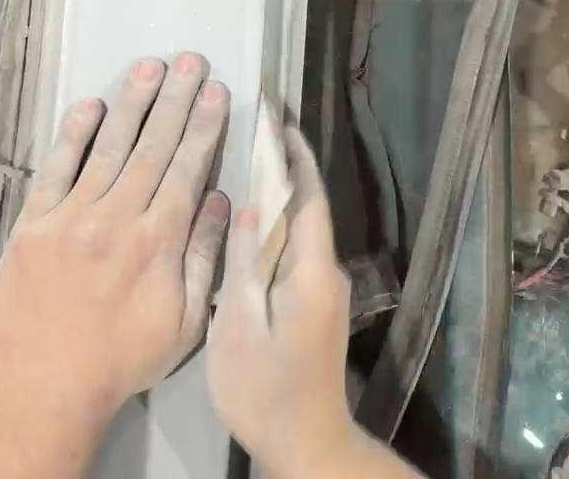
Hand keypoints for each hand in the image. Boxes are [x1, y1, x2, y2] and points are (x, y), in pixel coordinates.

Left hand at [0, 54, 230, 477]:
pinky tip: (89, 104)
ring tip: (150, 67)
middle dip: (176, 100)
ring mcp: (71, 215)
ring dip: (132, 103)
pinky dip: (73, 134)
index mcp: (157, 241)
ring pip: (108, 147)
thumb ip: (203, 257)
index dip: (204, 126)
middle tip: (190, 61)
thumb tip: (220, 200)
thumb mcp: (183, 322)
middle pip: (152, 146)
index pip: (187, 168)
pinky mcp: (34, 221)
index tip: (216, 91)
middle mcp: (116, 217)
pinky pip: (56, 168)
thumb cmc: (123, 357)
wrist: (44, 384)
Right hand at [208, 127, 405, 477]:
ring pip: (301, 231)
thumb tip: (249, 205)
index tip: (281, 122)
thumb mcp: (240, 326)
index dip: (298, 159)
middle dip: (287, 170)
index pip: (310, 199)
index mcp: (313, 272)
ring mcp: (324, 291)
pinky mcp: (315, 306)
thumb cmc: (266, 388)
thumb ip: (245, 262)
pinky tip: (250, 226)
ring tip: (247, 169)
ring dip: (280, 198)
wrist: (306, 445)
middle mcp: (327, 273)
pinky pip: (296, 252)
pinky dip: (277, 229)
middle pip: (308, 210)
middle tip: (254, 137)